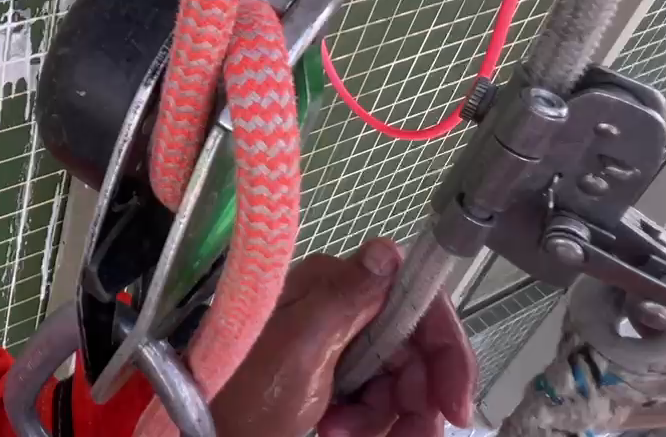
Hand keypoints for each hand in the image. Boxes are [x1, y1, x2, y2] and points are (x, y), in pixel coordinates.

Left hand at [209, 239, 475, 436]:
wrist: (212, 429)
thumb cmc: (252, 389)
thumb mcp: (301, 346)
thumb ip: (345, 296)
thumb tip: (387, 247)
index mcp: (329, 284)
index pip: (411, 295)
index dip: (444, 347)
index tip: (454, 406)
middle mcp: (336, 302)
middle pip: (413, 347)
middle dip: (416, 399)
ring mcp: (334, 338)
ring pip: (400, 380)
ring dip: (389, 419)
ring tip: (346, 434)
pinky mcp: (331, 372)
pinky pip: (377, 400)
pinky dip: (371, 425)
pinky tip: (338, 432)